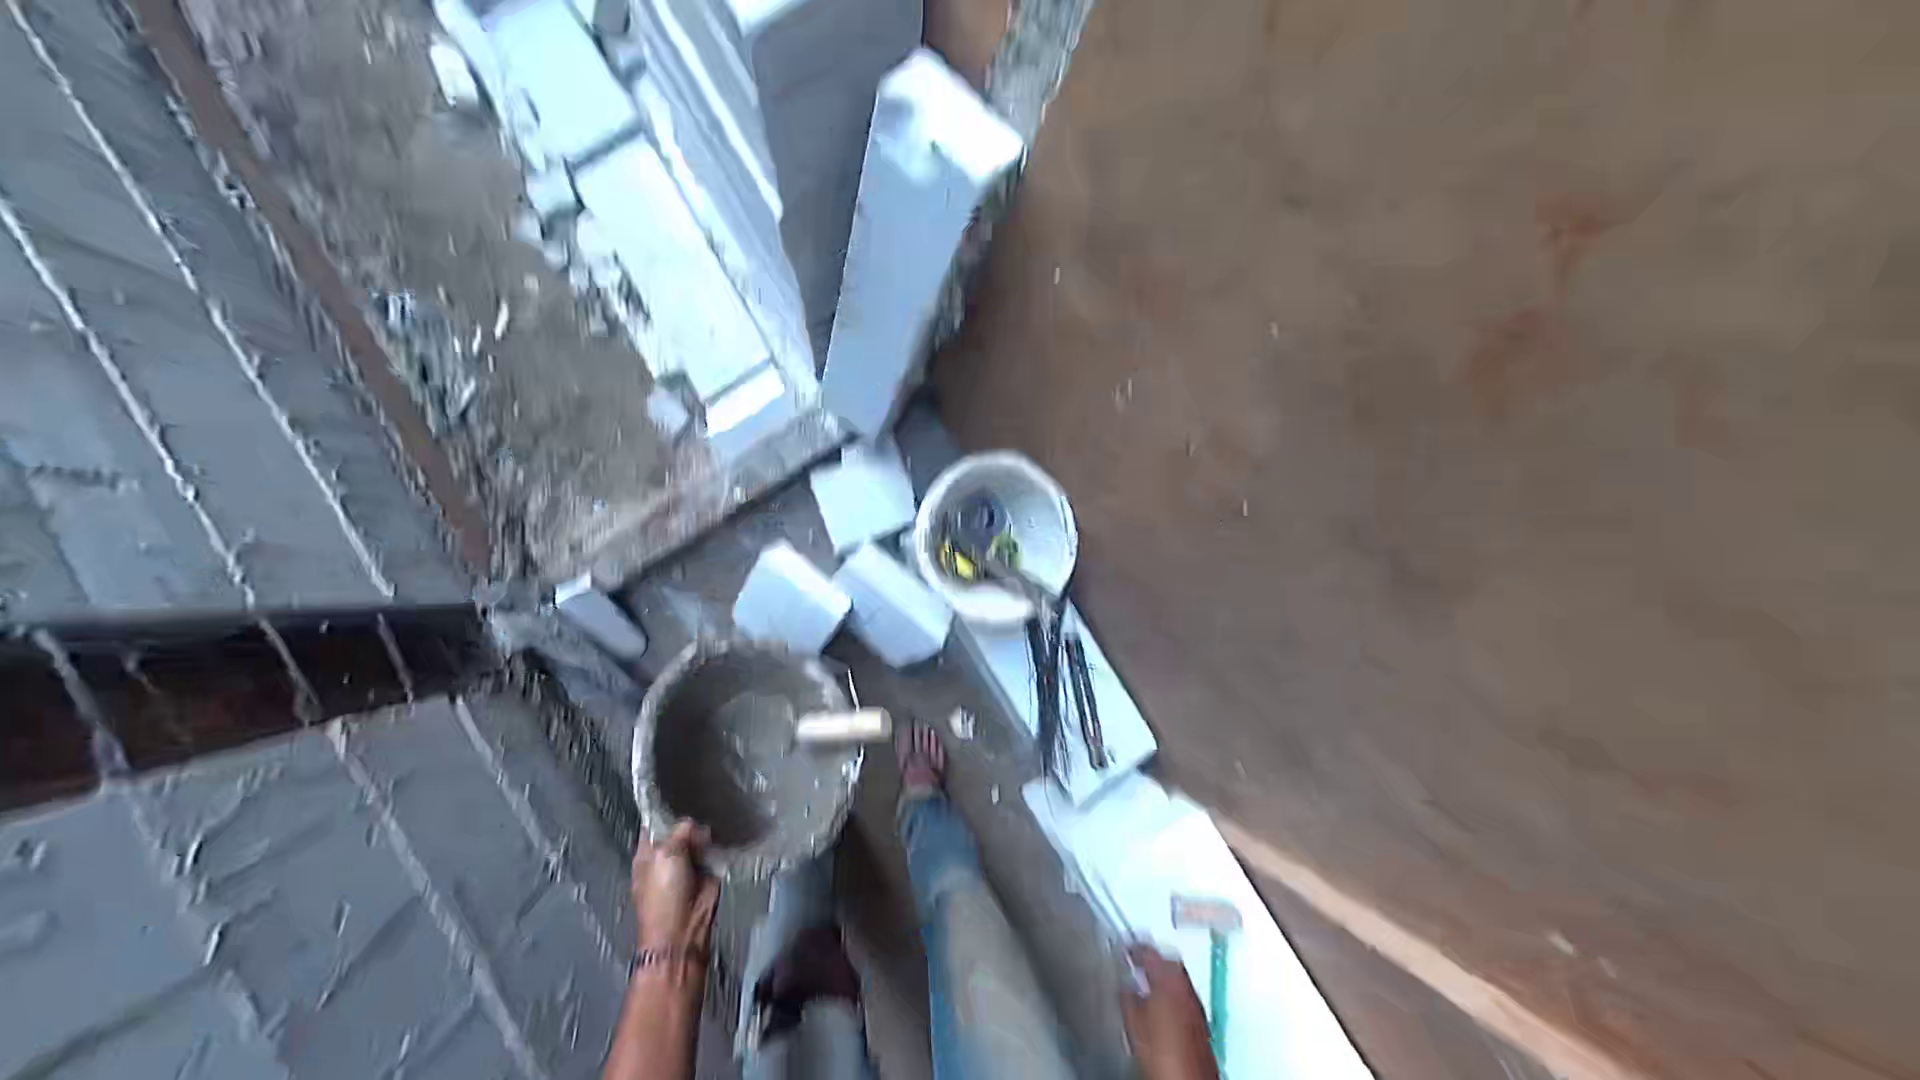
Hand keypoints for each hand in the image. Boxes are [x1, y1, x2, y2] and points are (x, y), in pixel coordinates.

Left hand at [631, 822, 719, 958]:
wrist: (683, 929)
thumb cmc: (664, 894)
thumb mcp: (665, 854)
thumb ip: (679, 831)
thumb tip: (693, 823)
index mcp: (648, 853)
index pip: (655, 824)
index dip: (665, 811)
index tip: (680, 795)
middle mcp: (667, 855)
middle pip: (680, 828)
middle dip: (690, 820)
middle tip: (700, 813)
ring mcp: (688, 863)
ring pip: (699, 837)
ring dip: (706, 832)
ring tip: (713, 823)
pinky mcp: (709, 869)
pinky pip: (715, 849)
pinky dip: (718, 843)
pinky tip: (723, 833)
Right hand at [1120, 946, 1218, 1079]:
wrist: (1188, 1079)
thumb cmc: (1162, 1051)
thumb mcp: (1133, 1021)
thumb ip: (1127, 995)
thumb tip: (1124, 986)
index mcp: (1168, 977)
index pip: (1148, 950)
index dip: (1133, 947)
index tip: (1125, 948)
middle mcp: (1185, 985)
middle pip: (1168, 961)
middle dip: (1152, 959)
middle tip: (1135, 962)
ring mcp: (1196, 1003)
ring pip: (1178, 978)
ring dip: (1163, 977)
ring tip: (1145, 985)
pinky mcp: (1201, 1021)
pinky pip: (1184, 996)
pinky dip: (1173, 994)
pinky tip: (1161, 1008)